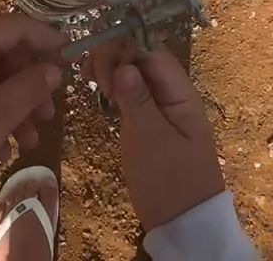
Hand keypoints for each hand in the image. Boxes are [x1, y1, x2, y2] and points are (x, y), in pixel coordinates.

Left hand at [0, 13, 67, 196]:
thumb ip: (30, 87)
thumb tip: (53, 69)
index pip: (14, 27)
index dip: (45, 38)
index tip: (71, 55)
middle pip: (2, 56)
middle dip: (30, 84)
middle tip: (49, 114)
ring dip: (14, 107)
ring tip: (29, 140)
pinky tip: (3, 149)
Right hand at [88, 43, 226, 231]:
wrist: (184, 227)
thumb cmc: (171, 184)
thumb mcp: (153, 142)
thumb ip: (139, 102)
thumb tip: (124, 64)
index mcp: (181, 92)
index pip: (152, 50)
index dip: (123, 46)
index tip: (99, 63)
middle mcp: (170, 90)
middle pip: (139, 54)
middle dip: (112, 55)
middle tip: (93, 80)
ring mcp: (158, 103)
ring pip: (130, 67)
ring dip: (108, 66)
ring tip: (88, 79)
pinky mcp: (145, 116)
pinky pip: (127, 87)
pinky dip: (110, 82)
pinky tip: (94, 86)